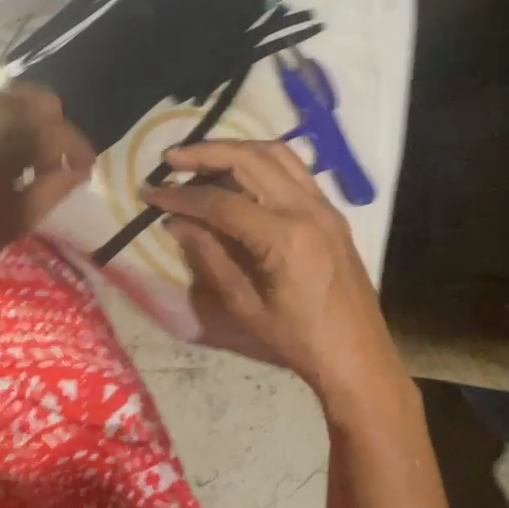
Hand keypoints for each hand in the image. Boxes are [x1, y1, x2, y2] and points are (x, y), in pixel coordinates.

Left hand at [0, 85, 94, 284]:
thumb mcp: (13, 220)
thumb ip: (54, 189)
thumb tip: (75, 170)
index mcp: (9, 126)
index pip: (60, 128)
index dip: (77, 150)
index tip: (82, 170)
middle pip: (32, 103)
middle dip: (46, 132)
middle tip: (46, 165)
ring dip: (12, 126)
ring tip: (8, 163)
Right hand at [141, 141, 403, 397]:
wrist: (359, 359)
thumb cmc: (298, 341)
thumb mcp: (244, 306)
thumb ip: (208, 256)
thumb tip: (173, 222)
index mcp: (284, 237)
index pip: (220, 201)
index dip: (180, 195)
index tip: (149, 193)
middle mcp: (307, 209)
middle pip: (248, 160)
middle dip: (204, 153)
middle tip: (170, 159)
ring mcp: (324, 206)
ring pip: (275, 153)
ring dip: (234, 149)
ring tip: (201, 157)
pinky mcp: (331, 211)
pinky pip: (293, 168)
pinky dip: (260, 159)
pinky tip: (238, 171)